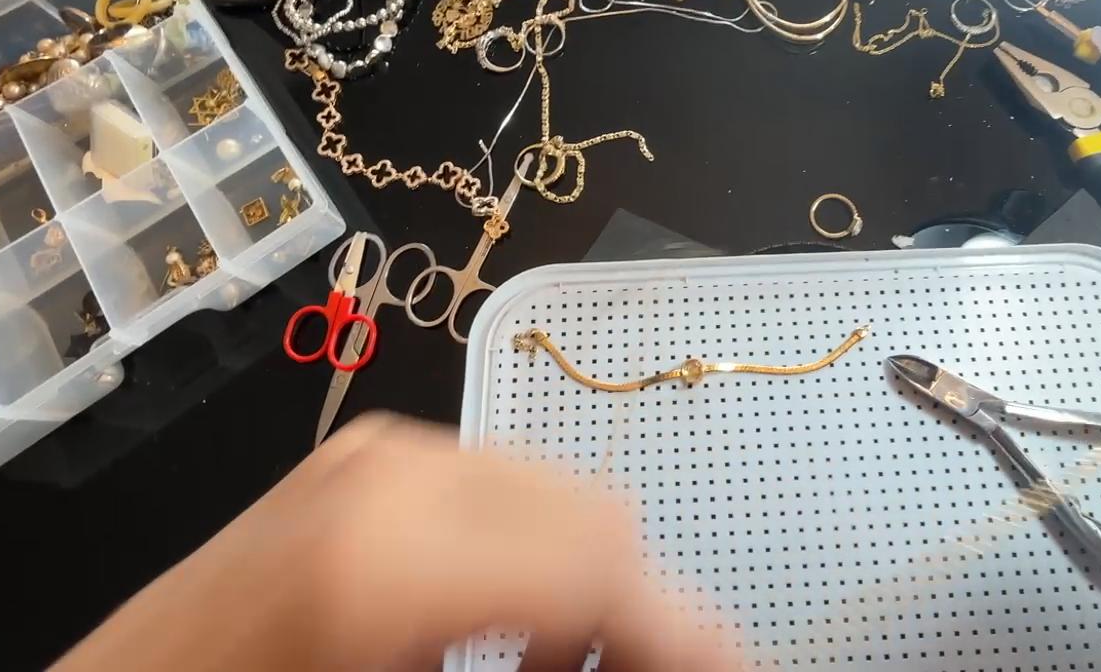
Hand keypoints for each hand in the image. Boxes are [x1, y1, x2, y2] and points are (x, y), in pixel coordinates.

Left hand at [53, 414, 737, 671]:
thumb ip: (548, 667)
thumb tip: (641, 651)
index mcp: (383, 556)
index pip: (597, 559)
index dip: (681, 627)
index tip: (734, 666)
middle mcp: (392, 470)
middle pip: (593, 509)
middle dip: (645, 603)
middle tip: (654, 670)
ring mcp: (377, 451)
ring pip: (556, 490)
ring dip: (591, 580)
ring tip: (578, 663)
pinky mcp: (366, 460)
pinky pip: (500, 489)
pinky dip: (537, 555)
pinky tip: (516, 631)